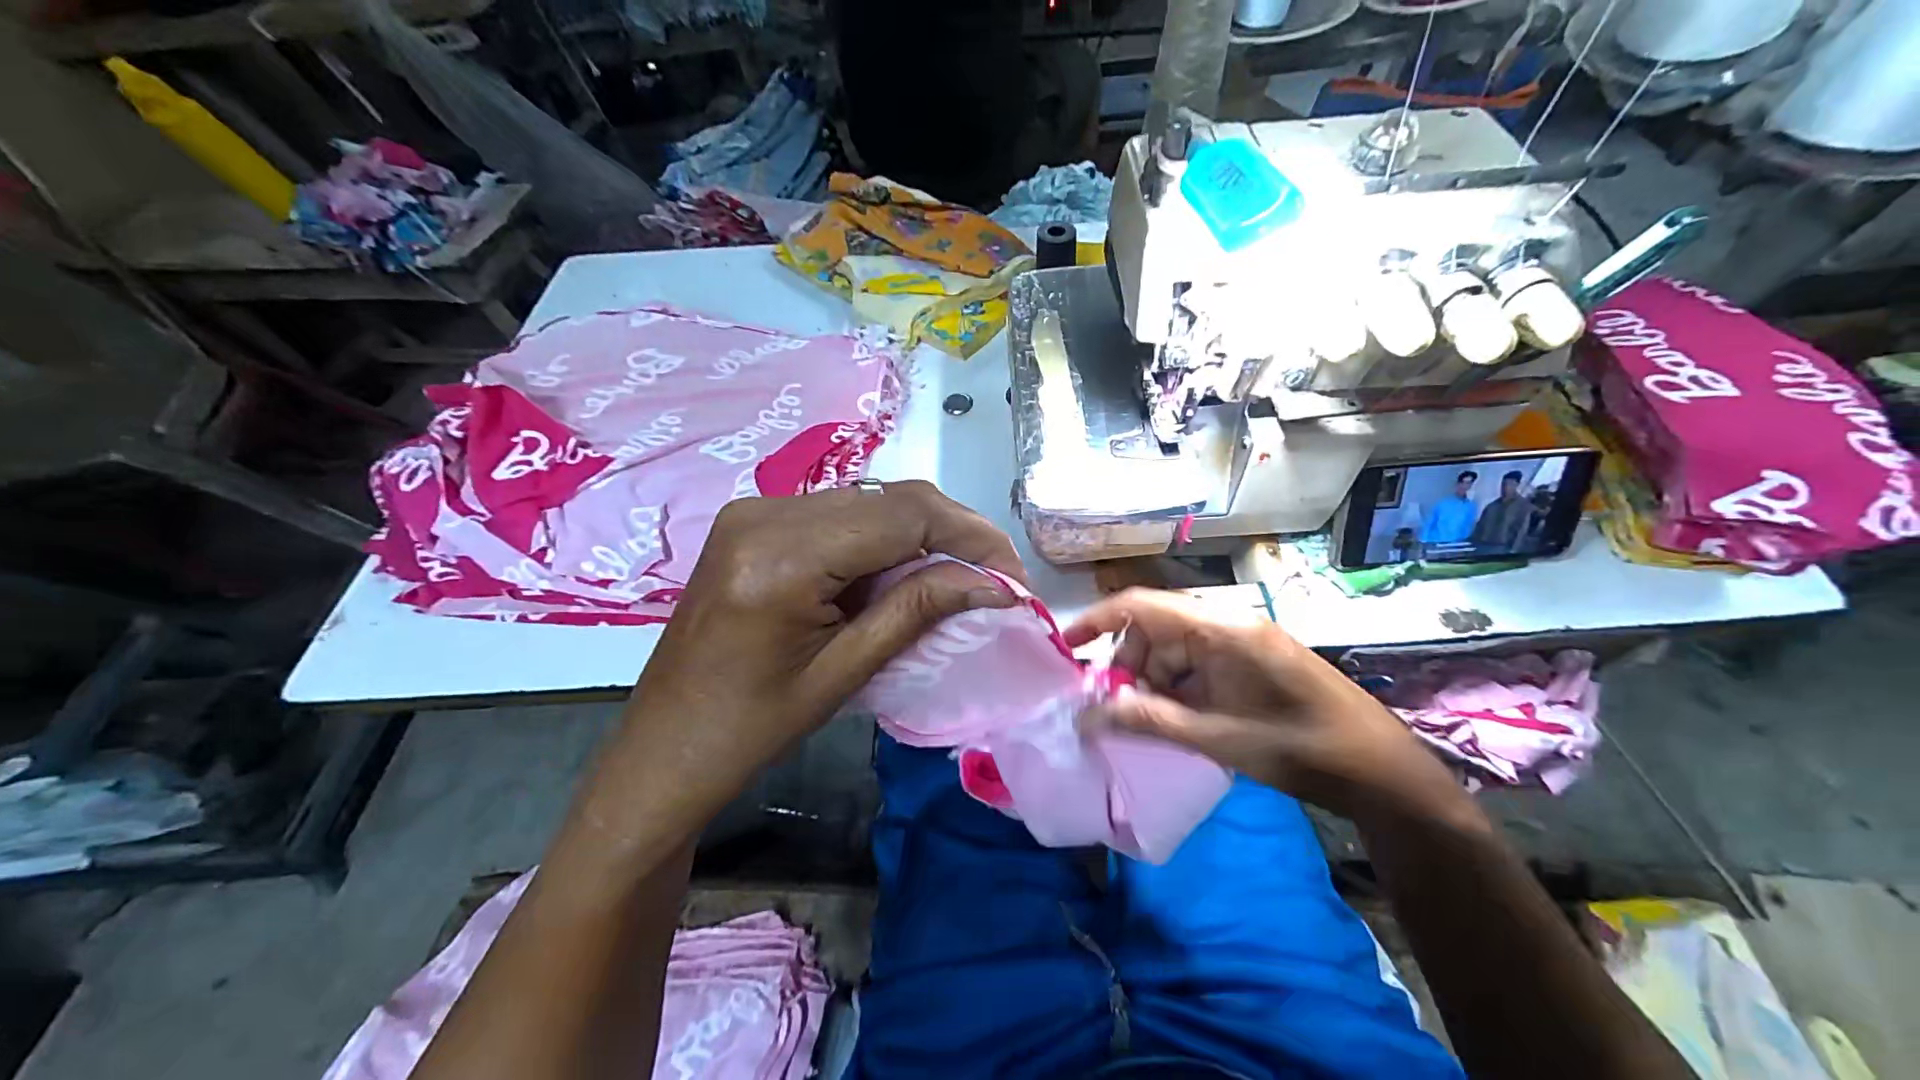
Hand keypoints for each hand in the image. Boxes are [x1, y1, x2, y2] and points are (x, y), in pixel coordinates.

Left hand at [630, 481, 1023, 799]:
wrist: (664, 747)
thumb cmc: (751, 729)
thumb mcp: (844, 672)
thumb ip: (918, 611)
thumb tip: (995, 584)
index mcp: (781, 557)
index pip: (902, 515)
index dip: (970, 537)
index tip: (1014, 576)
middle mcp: (764, 513)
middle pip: (888, 498)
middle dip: (952, 532)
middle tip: (996, 577)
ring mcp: (753, 511)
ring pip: (867, 501)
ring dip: (920, 534)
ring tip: (960, 578)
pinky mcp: (752, 522)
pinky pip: (837, 514)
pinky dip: (881, 538)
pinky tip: (903, 572)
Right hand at [1067, 589, 1464, 823]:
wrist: (1385, 773)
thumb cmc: (1301, 749)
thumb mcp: (1216, 738)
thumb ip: (1147, 721)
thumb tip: (1086, 716)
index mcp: (1221, 629)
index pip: (1142, 605)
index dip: (1098, 621)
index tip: (1067, 649)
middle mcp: (1229, 625)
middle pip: (1156, 631)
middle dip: (1127, 667)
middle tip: (1113, 711)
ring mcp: (1244, 644)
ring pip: (1175, 652)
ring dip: (1153, 683)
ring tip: (1148, 725)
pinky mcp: (1254, 663)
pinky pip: (1199, 666)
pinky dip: (1179, 690)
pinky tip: (1179, 723)